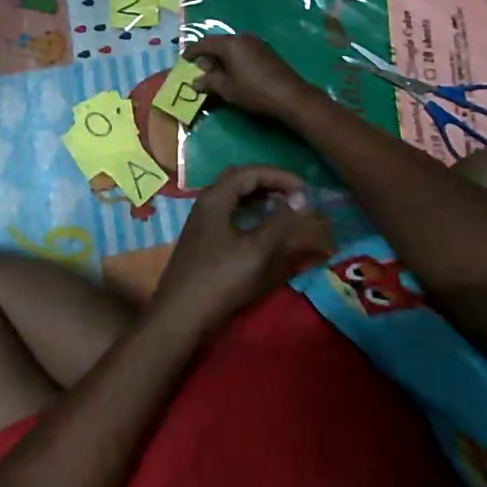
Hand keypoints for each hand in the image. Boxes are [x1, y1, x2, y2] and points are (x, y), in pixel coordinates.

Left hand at [151, 166, 333, 336]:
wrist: (181, 314)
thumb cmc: (219, 279)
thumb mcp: (256, 250)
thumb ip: (280, 222)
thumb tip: (301, 198)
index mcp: (215, 197)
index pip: (250, 172)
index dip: (280, 176)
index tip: (305, 189)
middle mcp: (207, 202)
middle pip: (241, 180)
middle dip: (271, 183)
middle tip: (297, 195)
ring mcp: (204, 220)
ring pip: (235, 196)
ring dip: (261, 197)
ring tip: (286, 207)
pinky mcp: (205, 238)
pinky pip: (231, 212)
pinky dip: (251, 212)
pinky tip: (264, 225)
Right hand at [182, 33, 318, 120]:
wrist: (291, 96)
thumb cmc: (254, 91)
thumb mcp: (227, 89)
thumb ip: (209, 82)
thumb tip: (196, 81)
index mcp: (229, 44)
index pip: (204, 43)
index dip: (192, 51)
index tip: (184, 59)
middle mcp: (242, 37)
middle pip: (218, 43)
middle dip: (208, 55)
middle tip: (201, 69)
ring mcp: (257, 42)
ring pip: (232, 46)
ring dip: (222, 57)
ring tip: (217, 73)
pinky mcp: (267, 50)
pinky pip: (243, 50)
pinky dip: (234, 58)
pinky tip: (235, 72)